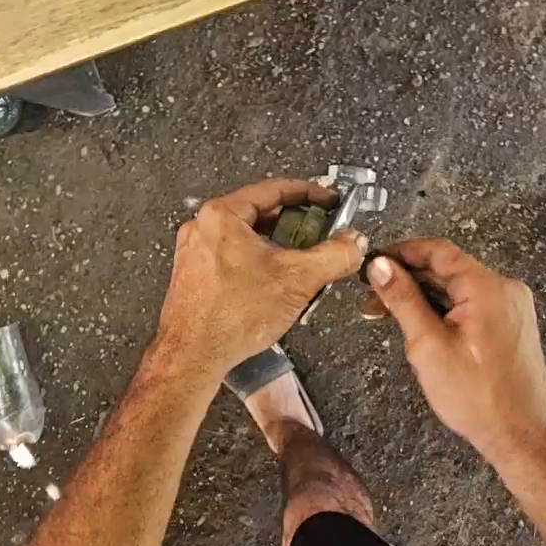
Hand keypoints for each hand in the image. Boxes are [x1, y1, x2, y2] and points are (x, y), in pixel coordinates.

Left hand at [157, 179, 368, 378]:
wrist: (193, 356)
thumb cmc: (231, 316)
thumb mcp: (297, 279)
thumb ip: (333, 255)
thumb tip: (353, 242)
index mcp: (222, 215)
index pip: (273, 188)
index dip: (309, 193)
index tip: (328, 200)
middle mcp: (203, 227)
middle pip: (259, 212)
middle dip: (294, 223)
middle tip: (320, 232)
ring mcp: (195, 251)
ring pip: (246, 237)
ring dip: (276, 245)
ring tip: (302, 261)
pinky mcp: (193, 274)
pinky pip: (232, 256)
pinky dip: (257, 262)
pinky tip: (274, 282)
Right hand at [366, 239, 545, 468]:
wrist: (522, 438)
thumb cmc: (475, 396)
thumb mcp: (428, 345)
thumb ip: (402, 299)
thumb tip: (378, 265)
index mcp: (486, 287)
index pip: (438, 250)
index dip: (401, 251)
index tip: (373, 262)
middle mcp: (503, 289)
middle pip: (446, 268)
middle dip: (407, 279)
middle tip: (371, 296)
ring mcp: (510, 306)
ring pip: (456, 287)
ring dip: (422, 296)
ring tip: (387, 314)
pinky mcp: (510, 324)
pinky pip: (470, 303)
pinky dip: (442, 309)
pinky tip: (418, 324)